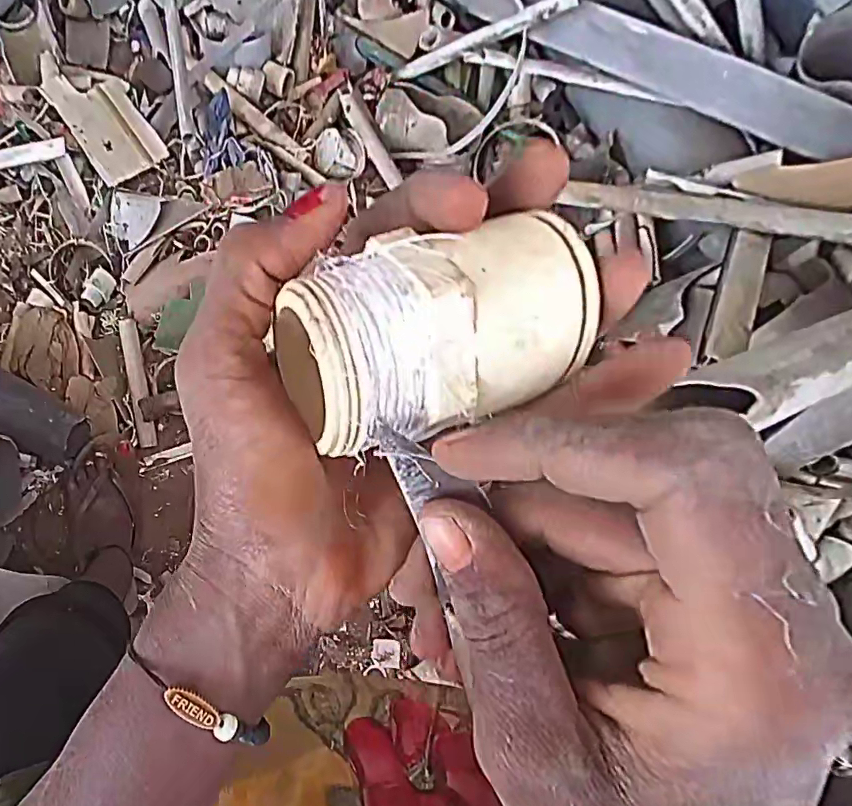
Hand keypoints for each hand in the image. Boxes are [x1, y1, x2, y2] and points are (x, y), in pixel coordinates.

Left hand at [173, 141, 671, 657]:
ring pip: (507, 330)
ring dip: (568, 291)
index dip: (429, 206)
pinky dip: (585, 383)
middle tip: (551, 187)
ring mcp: (429, 399)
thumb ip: (246, 278)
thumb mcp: (217, 368)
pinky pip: (529, 407)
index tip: (466, 204)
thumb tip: (318, 206)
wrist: (278, 572)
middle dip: (512, 222)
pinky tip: (634, 359)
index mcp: (328, 323)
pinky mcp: (463, 448)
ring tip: (615, 267)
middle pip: (457, 270)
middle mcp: (384, 351)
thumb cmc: (240, 479)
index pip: (386, 241)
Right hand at [411, 408, 851, 805]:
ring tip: (439, 615)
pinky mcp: (702, 591)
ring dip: (503, 542)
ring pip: (602, 506)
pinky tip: (477, 618)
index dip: (563, 444)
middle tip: (428, 563)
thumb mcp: (533, 753)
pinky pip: (597, 540)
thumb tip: (446, 519)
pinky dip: (523, 565)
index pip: (686, 482)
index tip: (458, 456)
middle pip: (635, 480)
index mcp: (757, 661)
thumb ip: (495, 630)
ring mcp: (743, 592)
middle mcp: (773, 605)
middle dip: (510, 505)